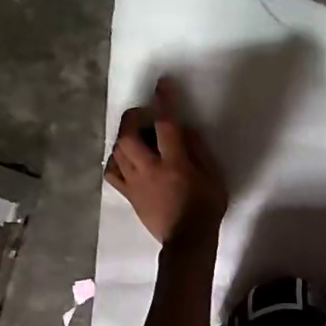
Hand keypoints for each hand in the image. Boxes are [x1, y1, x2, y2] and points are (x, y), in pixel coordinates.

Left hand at [105, 78, 226, 246]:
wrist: (188, 240)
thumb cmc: (206, 206)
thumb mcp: (212, 174)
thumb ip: (197, 149)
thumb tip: (185, 129)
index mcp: (174, 162)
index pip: (166, 125)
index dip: (164, 101)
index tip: (162, 84)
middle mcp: (149, 169)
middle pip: (129, 135)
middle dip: (134, 117)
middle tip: (146, 114)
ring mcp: (135, 183)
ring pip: (117, 151)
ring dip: (125, 136)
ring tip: (138, 134)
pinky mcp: (128, 194)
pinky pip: (112, 172)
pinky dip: (115, 159)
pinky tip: (125, 157)